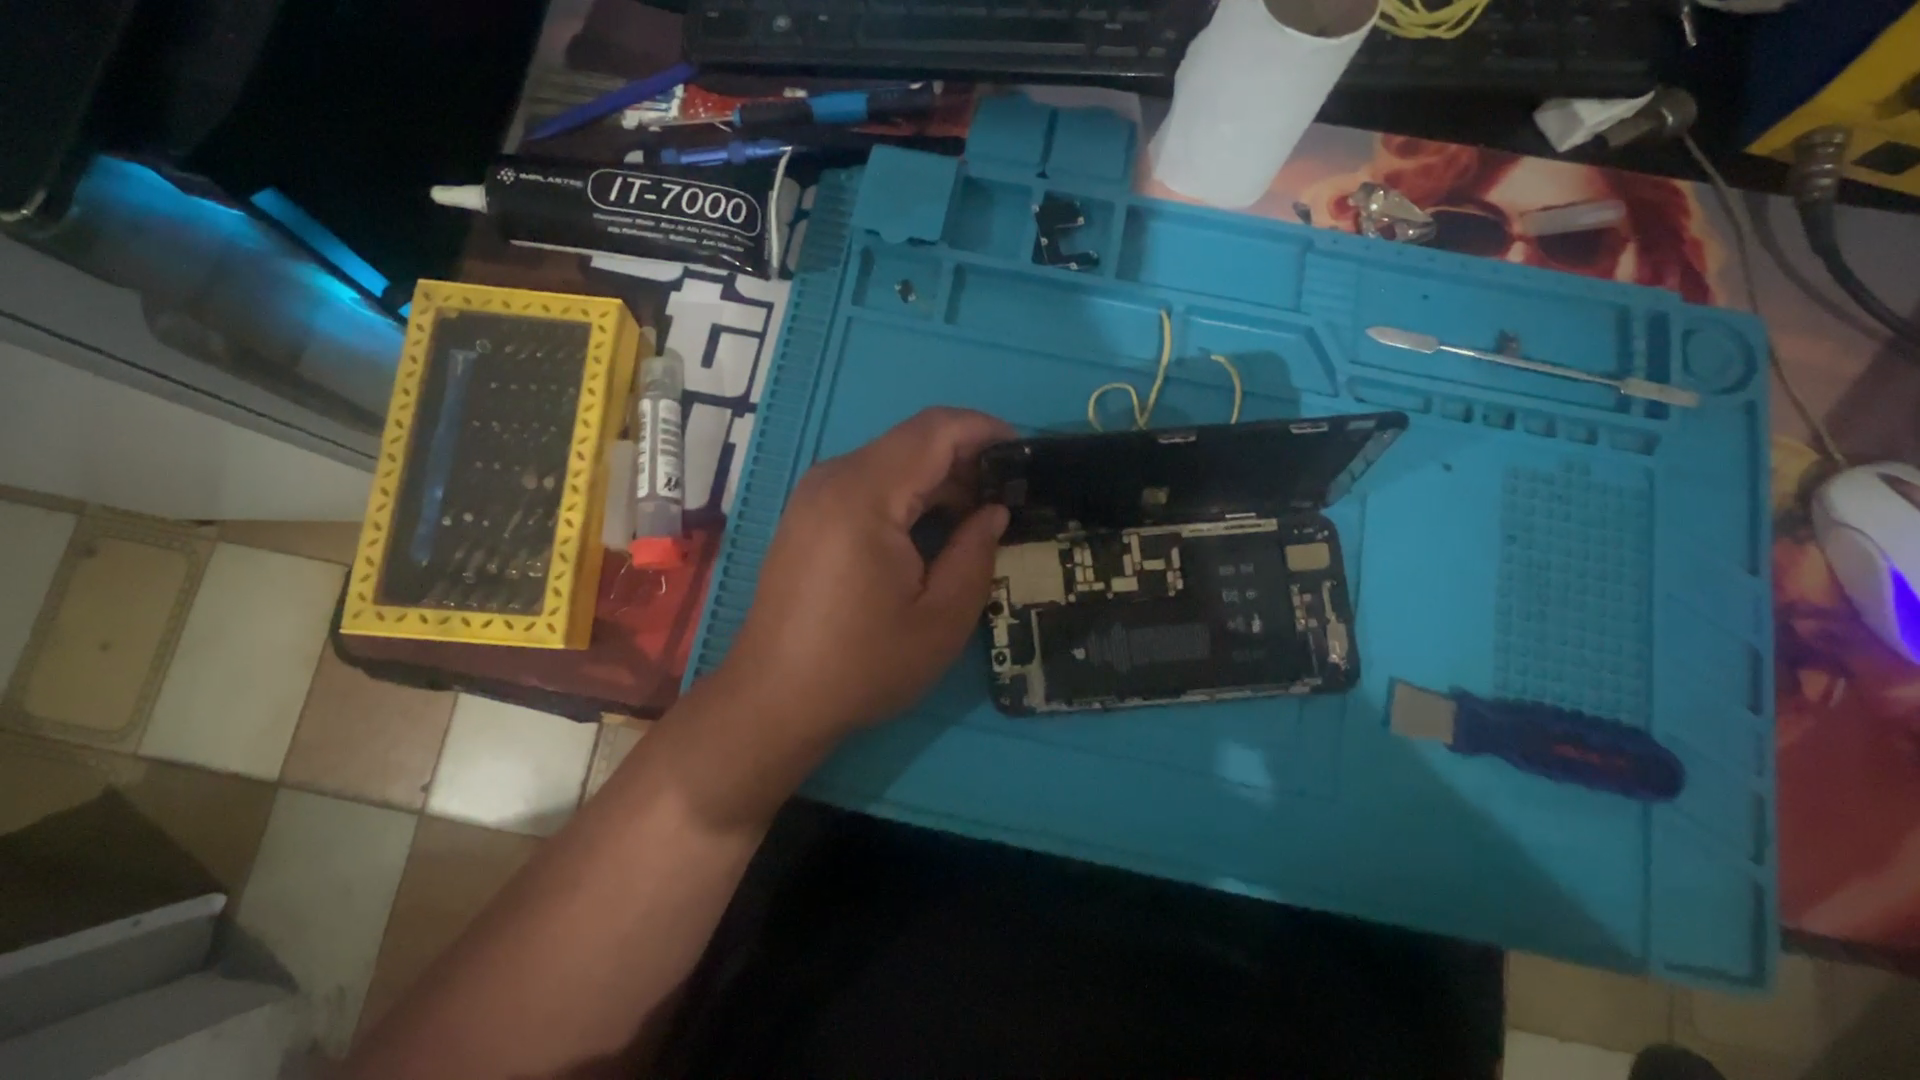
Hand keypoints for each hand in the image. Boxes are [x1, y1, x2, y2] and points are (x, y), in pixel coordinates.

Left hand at [714, 407, 1012, 749]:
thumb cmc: (862, 665)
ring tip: (979, 518)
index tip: (1027, 456)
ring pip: (891, 460)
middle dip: (967, 458)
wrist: (773, 699)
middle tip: (1010, 498)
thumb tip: (993, 512)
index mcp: (865, 496)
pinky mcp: (808, 514)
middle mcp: (834, 479)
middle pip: (913, 440)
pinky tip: (932, 531)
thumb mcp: (941, 619)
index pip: (936, 430)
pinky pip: (868, 482)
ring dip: (939, 478)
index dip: (987, 430)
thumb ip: (976, 553)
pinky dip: (908, 494)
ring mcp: (814, 494)